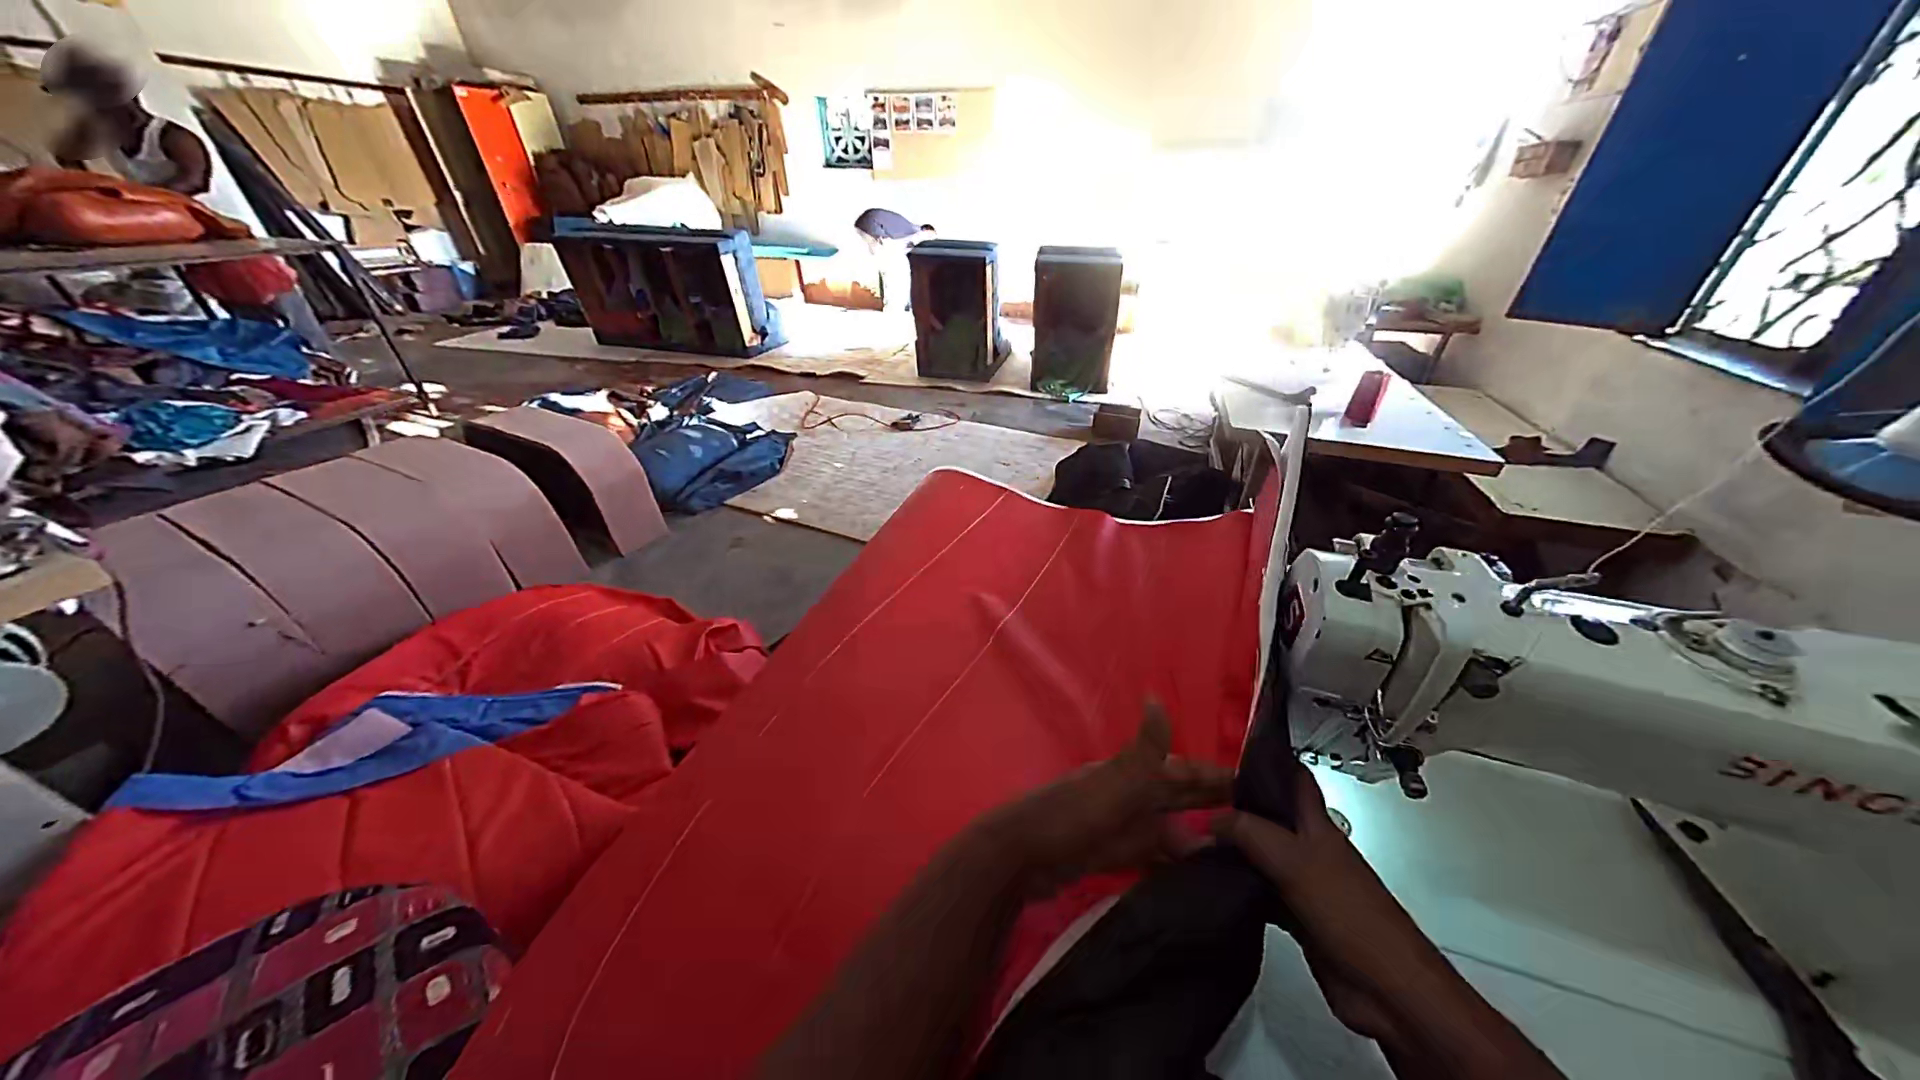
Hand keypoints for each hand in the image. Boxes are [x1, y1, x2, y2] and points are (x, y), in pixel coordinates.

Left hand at [980, 701, 1233, 895]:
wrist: (1022, 856)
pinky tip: (1193, 871)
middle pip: (1176, 796)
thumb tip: (1156, 697)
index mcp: (1133, 775)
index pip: (1182, 770)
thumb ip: (1143, 750)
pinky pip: (1149, 854)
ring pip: (1166, 826)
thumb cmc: (1072, 816)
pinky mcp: (1110, 855)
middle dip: (1210, 799)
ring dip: (1195, 834)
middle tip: (1256, 813)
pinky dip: (1171, 860)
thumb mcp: (1115, 782)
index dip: (1214, 774)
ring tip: (1235, 847)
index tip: (1254, 779)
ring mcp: (1119, 826)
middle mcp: (1129, 796)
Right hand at [1214, 761, 1446, 1037]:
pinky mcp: (1296, 916)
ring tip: (1190, 835)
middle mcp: (1308, 849)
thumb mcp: (1294, 862)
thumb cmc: (1355, 918)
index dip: (1269, 758)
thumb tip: (1209, 818)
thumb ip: (1249, 833)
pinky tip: (1210, 882)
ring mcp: (1302, 883)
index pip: (1293, 777)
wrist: (1385, 989)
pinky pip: (1257, 890)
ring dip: (1230, 846)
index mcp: (1316, 825)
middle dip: (1235, 803)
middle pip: (1268, 815)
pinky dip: (1234, 884)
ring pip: (1259, 853)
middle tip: (1194, 795)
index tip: (1235, 745)